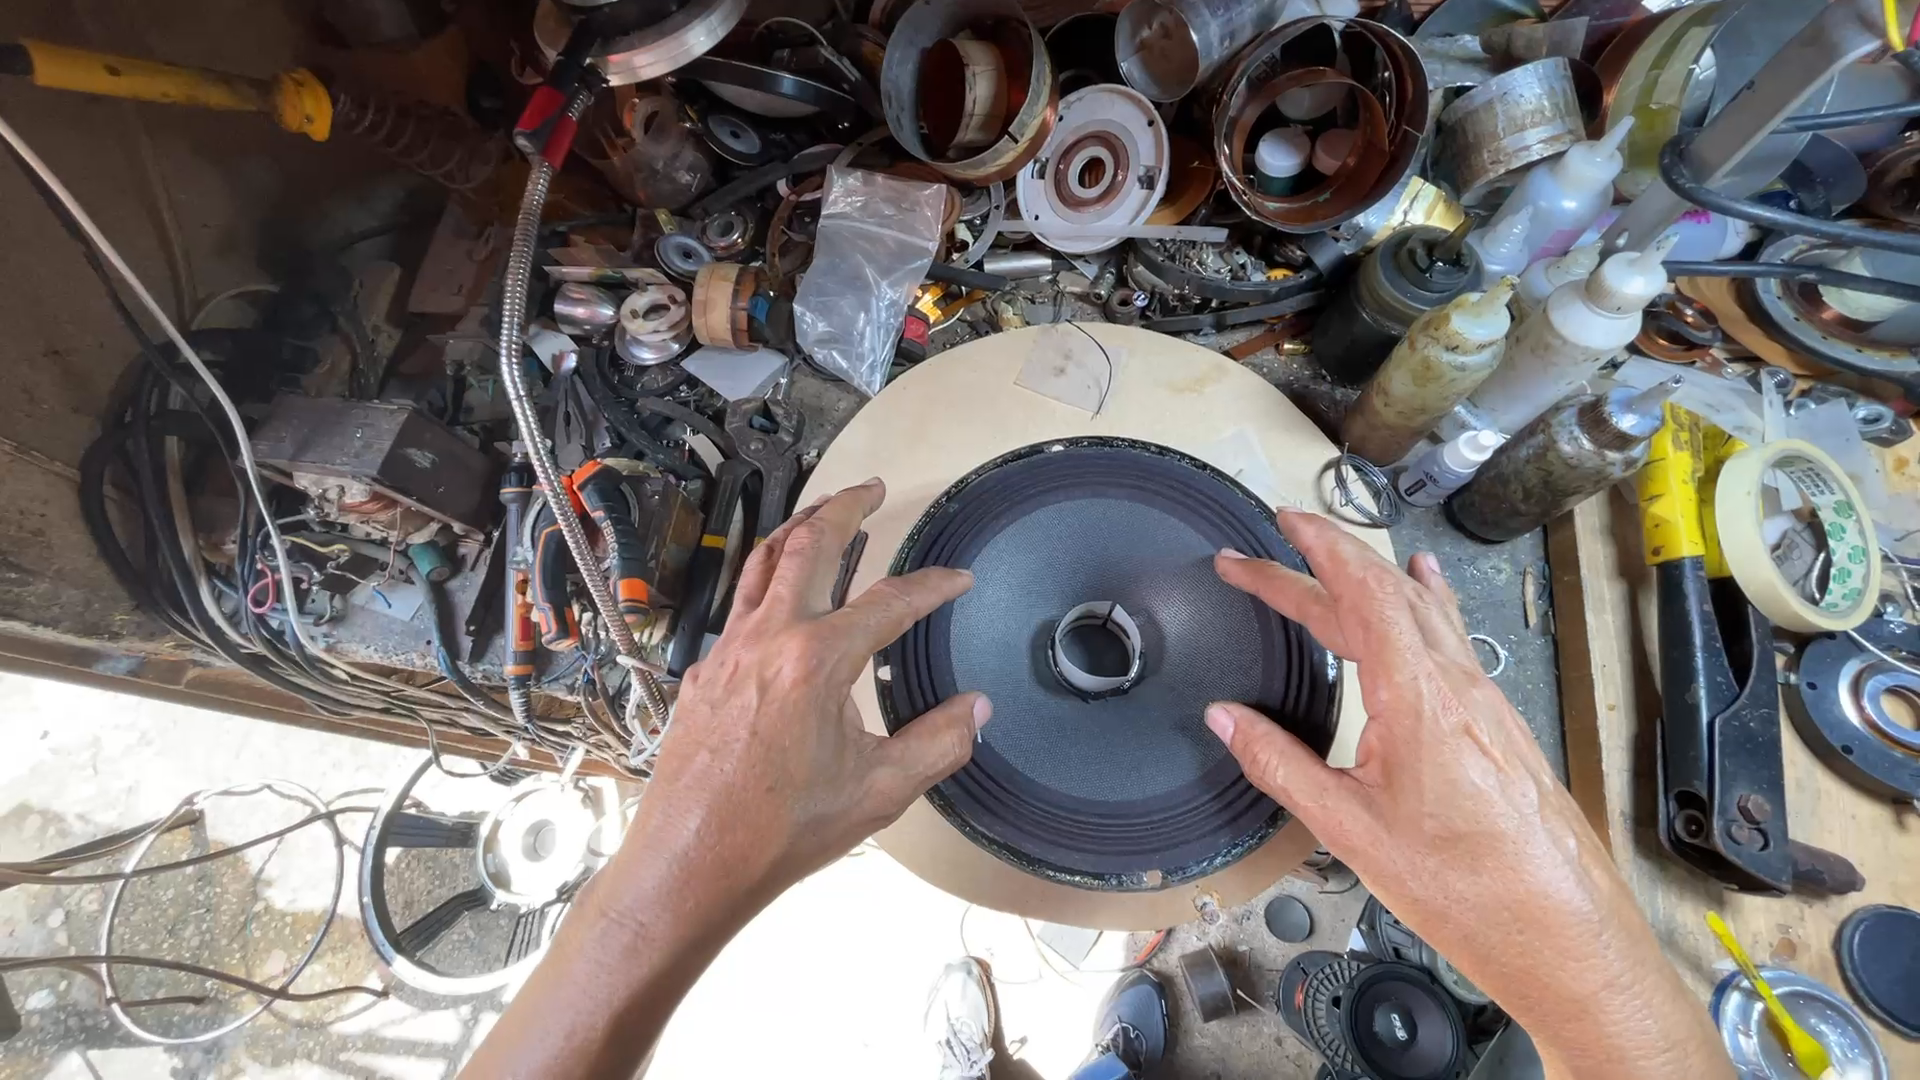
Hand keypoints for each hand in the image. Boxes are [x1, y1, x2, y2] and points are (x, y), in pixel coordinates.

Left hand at [640, 476, 990, 897]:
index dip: (933, 585)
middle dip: (845, 506)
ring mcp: (730, 648)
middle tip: (872, 488)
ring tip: (824, 514)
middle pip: (810, 544)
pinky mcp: (707, 669)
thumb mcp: (881, 791)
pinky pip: (741, 602)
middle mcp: (771, 636)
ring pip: (764, 561)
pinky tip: (781, 597)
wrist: (690, 862)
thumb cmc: (784, 829)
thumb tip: (978, 708)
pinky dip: (768, 577)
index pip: (890, 602)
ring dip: (798, 528)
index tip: (959, 578)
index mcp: (819, 659)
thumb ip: (939, 743)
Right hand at [1204, 510, 1727, 1078]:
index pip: (1364, 593)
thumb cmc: (1463, 889)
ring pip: (1415, 611)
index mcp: (1419, 699)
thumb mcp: (1348, 829)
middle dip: (1313, 564)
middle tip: (1255, 560)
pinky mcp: (1492, 718)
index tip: (1281, 522)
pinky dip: (1418, 598)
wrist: (1566, 939)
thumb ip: (1279, 763)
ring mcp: (1481, 698)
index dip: (1318, 549)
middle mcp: (1456, 684)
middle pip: (1380, 595)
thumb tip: (1224, 718)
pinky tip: (1425, 583)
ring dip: (1359, 580)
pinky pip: (1447, 635)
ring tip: (1318, 558)